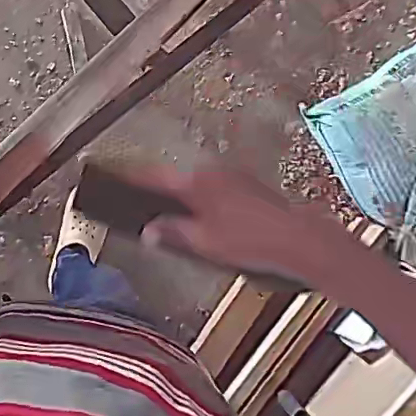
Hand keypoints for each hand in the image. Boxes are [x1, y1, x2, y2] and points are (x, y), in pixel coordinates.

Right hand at [124, 163, 374, 290]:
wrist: (300, 242)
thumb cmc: (252, 241)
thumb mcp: (202, 243)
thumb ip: (171, 233)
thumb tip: (149, 231)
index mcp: (197, 182)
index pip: (154, 177)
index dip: (132, 178)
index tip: (115, 177)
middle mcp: (213, 173)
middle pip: (177, 183)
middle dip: (163, 198)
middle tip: (150, 216)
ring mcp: (233, 178)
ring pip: (198, 189)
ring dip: (188, 204)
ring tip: (184, 229)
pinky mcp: (249, 188)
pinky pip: (216, 193)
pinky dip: (207, 206)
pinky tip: (213, 229)